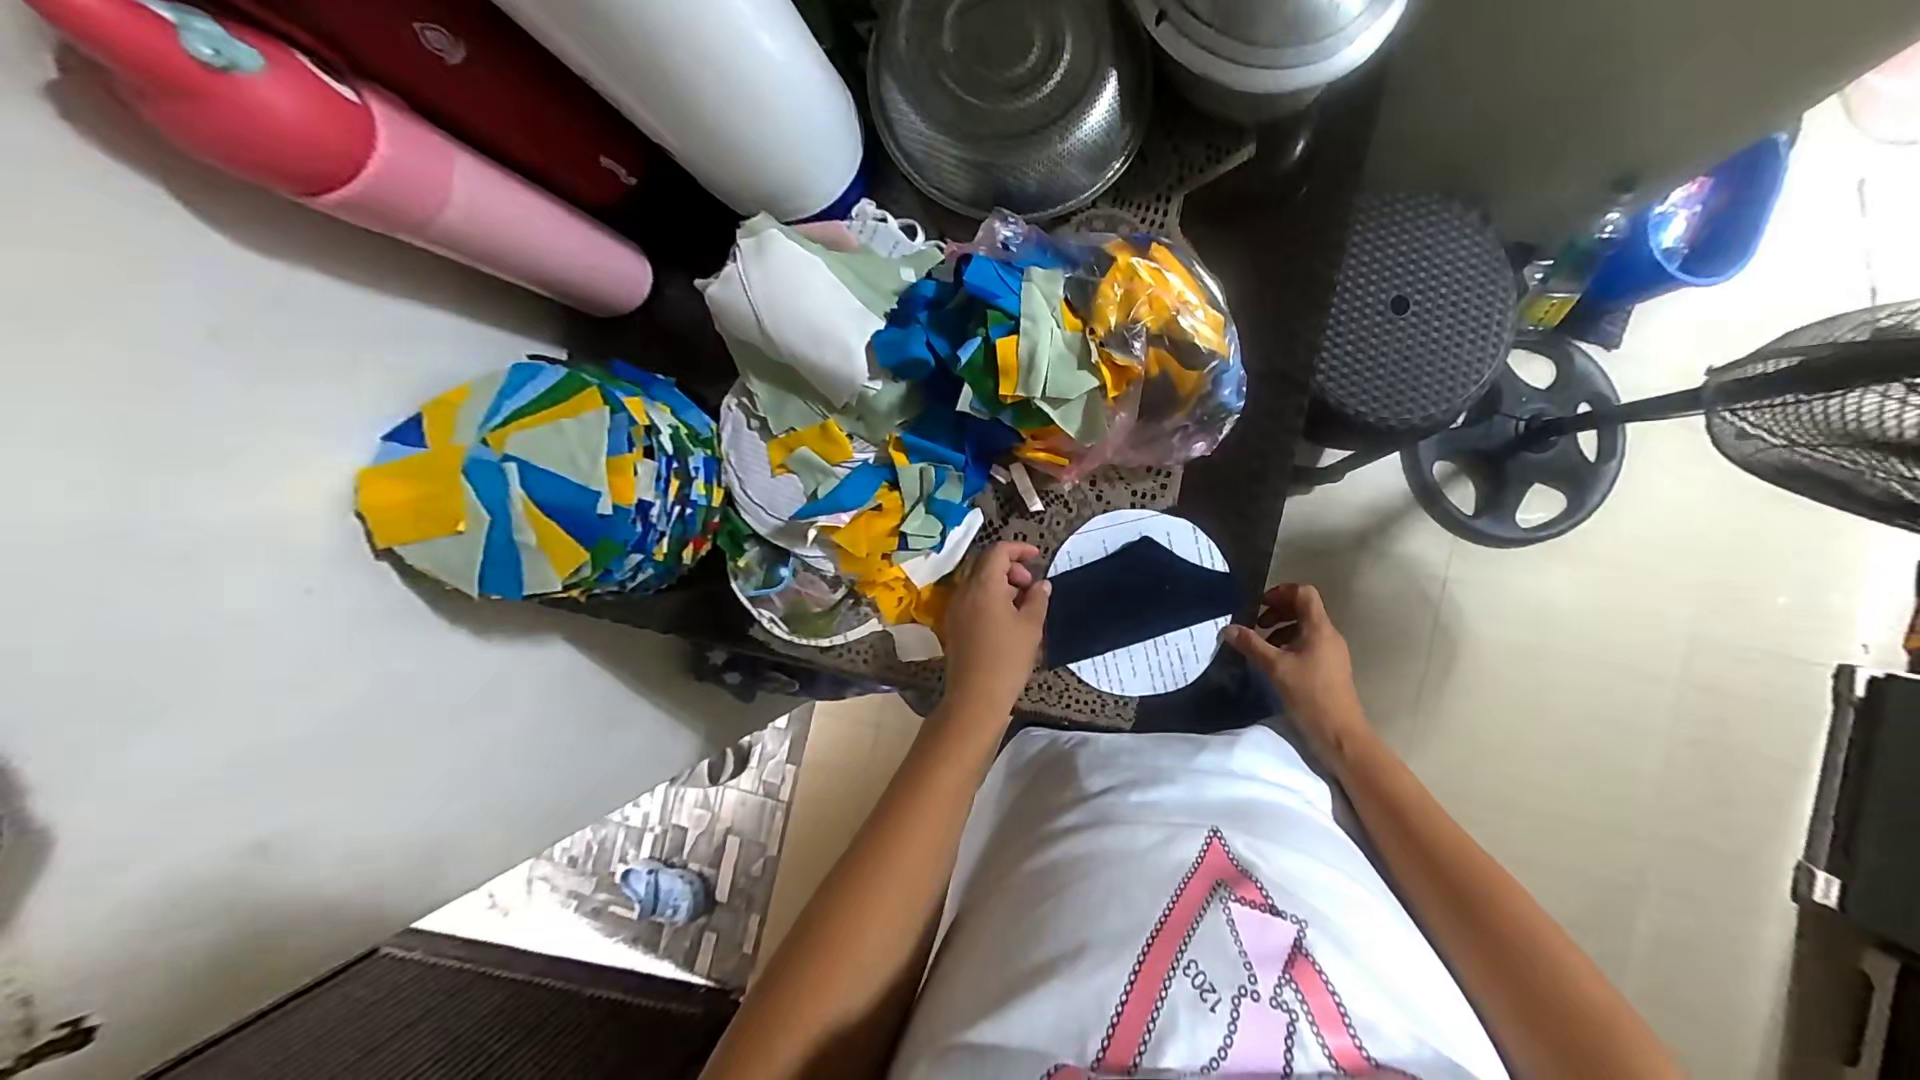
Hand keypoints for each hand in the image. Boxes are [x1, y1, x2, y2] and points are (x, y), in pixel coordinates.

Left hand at [940, 541, 1049, 715]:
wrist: (975, 696)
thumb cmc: (1007, 659)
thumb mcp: (1031, 626)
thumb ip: (1038, 599)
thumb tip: (1041, 584)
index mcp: (983, 585)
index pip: (998, 551)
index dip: (1019, 549)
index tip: (1037, 557)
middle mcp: (964, 591)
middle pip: (985, 564)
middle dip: (1011, 568)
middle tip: (1031, 587)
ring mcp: (955, 608)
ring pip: (978, 582)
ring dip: (1001, 584)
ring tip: (1022, 606)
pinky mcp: (953, 624)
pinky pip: (971, 599)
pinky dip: (989, 598)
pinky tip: (1005, 619)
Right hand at [1223, 584, 1370, 756]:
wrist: (1339, 732)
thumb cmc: (1309, 694)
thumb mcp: (1274, 667)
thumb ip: (1251, 644)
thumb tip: (1228, 628)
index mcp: (1319, 628)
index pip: (1304, 593)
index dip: (1281, 592)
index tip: (1259, 605)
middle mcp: (1328, 635)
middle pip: (1304, 608)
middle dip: (1277, 611)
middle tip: (1255, 624)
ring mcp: (1331, 651)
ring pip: (1304, 627)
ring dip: (1281, 628)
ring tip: (1261, 644)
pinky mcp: (1329, 666)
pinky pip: (1307, 643)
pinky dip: (1288, 644)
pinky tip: (1273, 661)